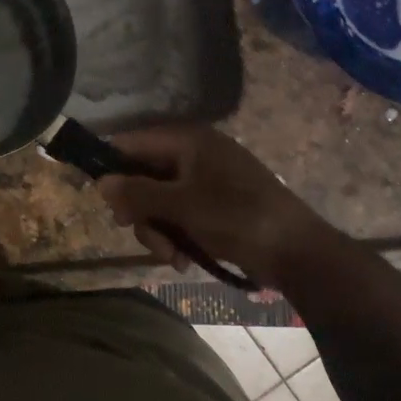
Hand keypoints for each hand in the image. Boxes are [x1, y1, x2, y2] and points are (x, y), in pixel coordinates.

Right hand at [97, 125, 335, 286]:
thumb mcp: (181, 206)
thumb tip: (100, 183)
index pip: (130, 143)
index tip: (102, 201)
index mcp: (187, 140)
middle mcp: (194, 153)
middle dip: (140, 211)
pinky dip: (177, 235)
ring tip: (172, 257)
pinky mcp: (217, 204)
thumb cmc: (238, 219)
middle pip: (142, 176)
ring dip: (158, 230)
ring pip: (159, 200)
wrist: (301, 253)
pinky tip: (186, 259)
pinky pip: (181, 213)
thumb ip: (137, 193)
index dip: (111, 169)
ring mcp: (207, 179)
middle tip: (139, 234)